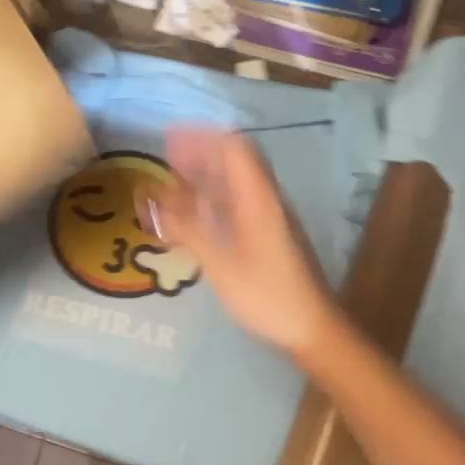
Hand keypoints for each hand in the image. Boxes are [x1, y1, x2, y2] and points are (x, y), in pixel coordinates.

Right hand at [151, 128, 345, 361]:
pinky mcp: (268, 235)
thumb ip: (188, 230)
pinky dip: (214, 198)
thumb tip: (153, 202)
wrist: (311, 327)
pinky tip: (194, 211)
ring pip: (237, 182)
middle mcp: (266, 200)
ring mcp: (270, 217)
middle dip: (201, 153)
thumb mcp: (221, 266)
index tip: (170, 137)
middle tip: (166, 156)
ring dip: (207, 175)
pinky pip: (238, 203)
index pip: (234, 148)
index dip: (202, 137)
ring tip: (173, 178)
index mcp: (258, 200)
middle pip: (236, 160)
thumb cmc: (266, 296)